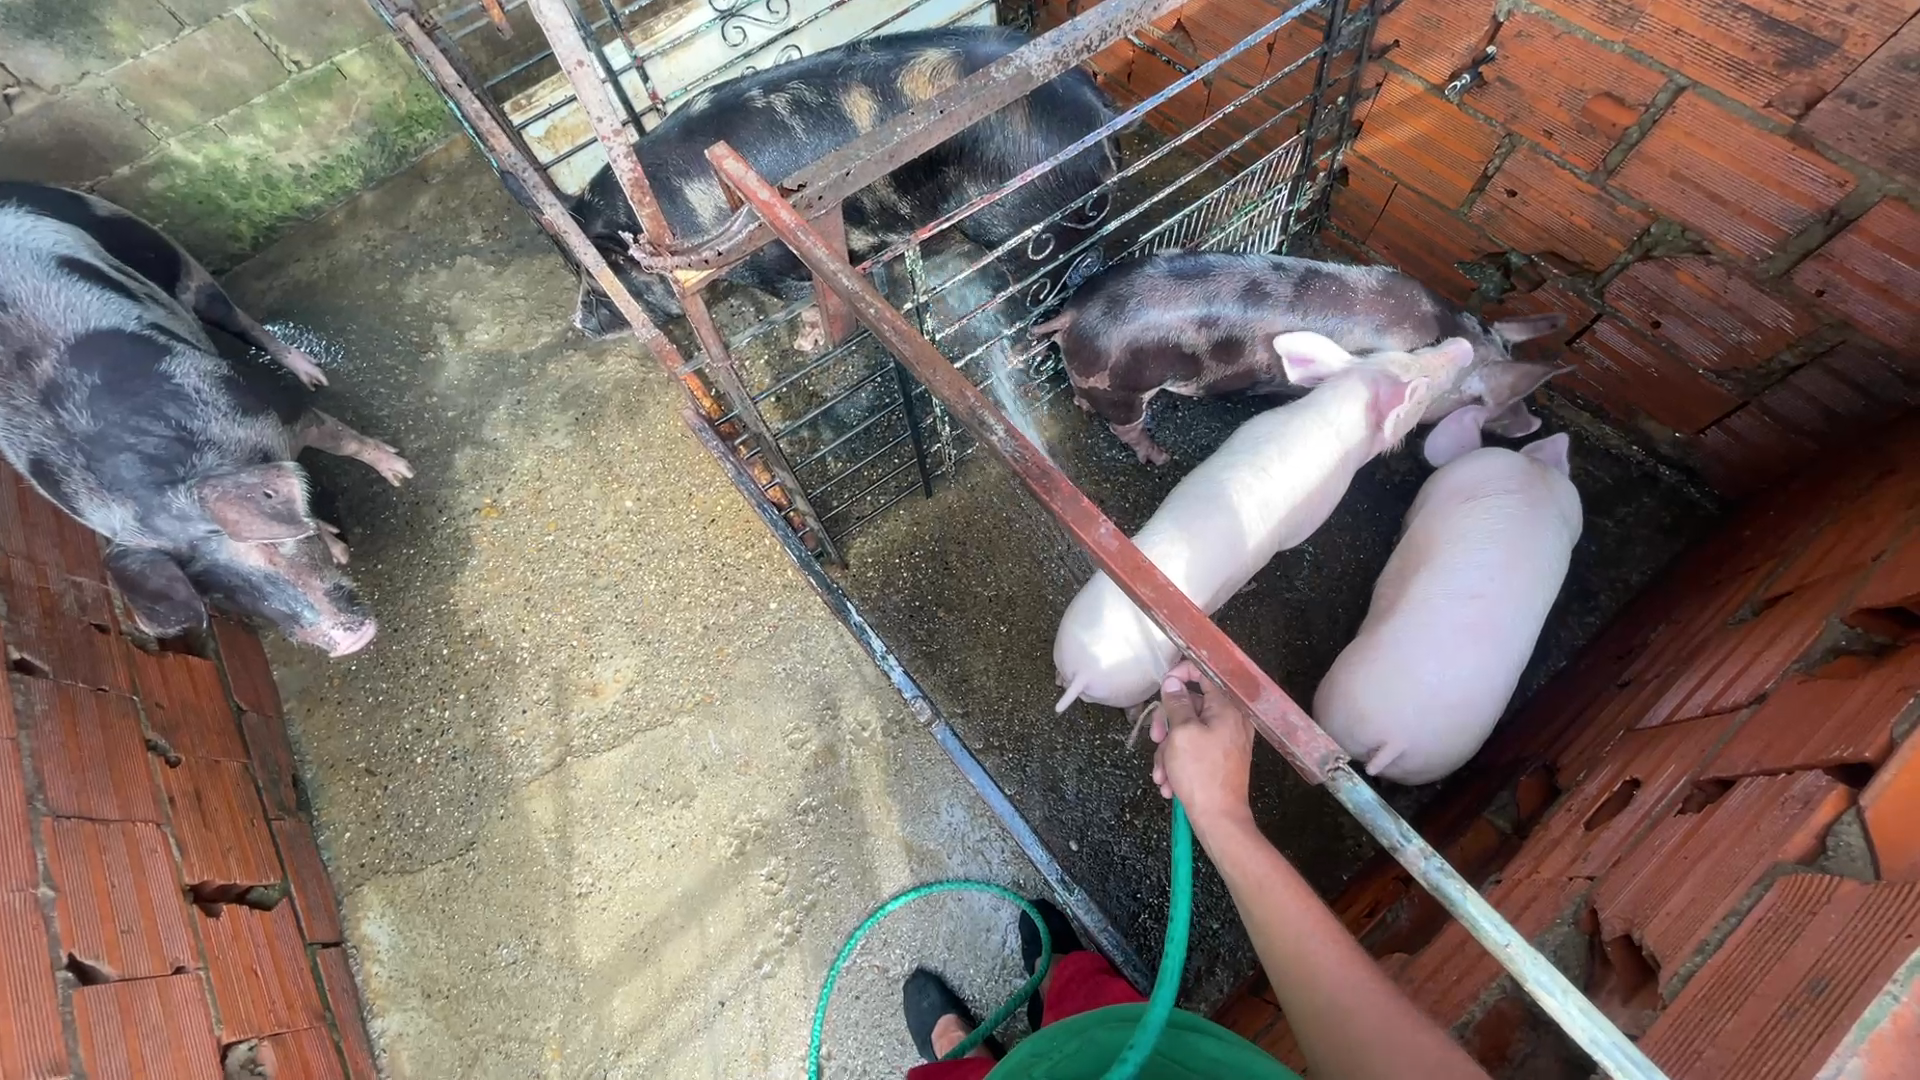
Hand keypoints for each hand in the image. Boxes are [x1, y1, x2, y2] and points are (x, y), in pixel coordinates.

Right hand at [1150, 660, 1255, 835]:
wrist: (1219, 819)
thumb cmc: (1200, 773)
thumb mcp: (1181, 733)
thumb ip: (1176, 703)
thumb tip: (1172, 682)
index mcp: (1227, 707)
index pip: (1203, 673)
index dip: (1179, 675)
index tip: (1161, 688)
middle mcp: (1231, 719)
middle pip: (1190, 705)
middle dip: (1167, 723)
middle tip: (1156, 738)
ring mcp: (1226, 739)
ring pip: (1187, 729)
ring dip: (1169, 749)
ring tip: (1161, 773)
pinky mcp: (1220, 757)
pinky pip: (1194, 747)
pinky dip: (1178, 761)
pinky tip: (1169, 782)